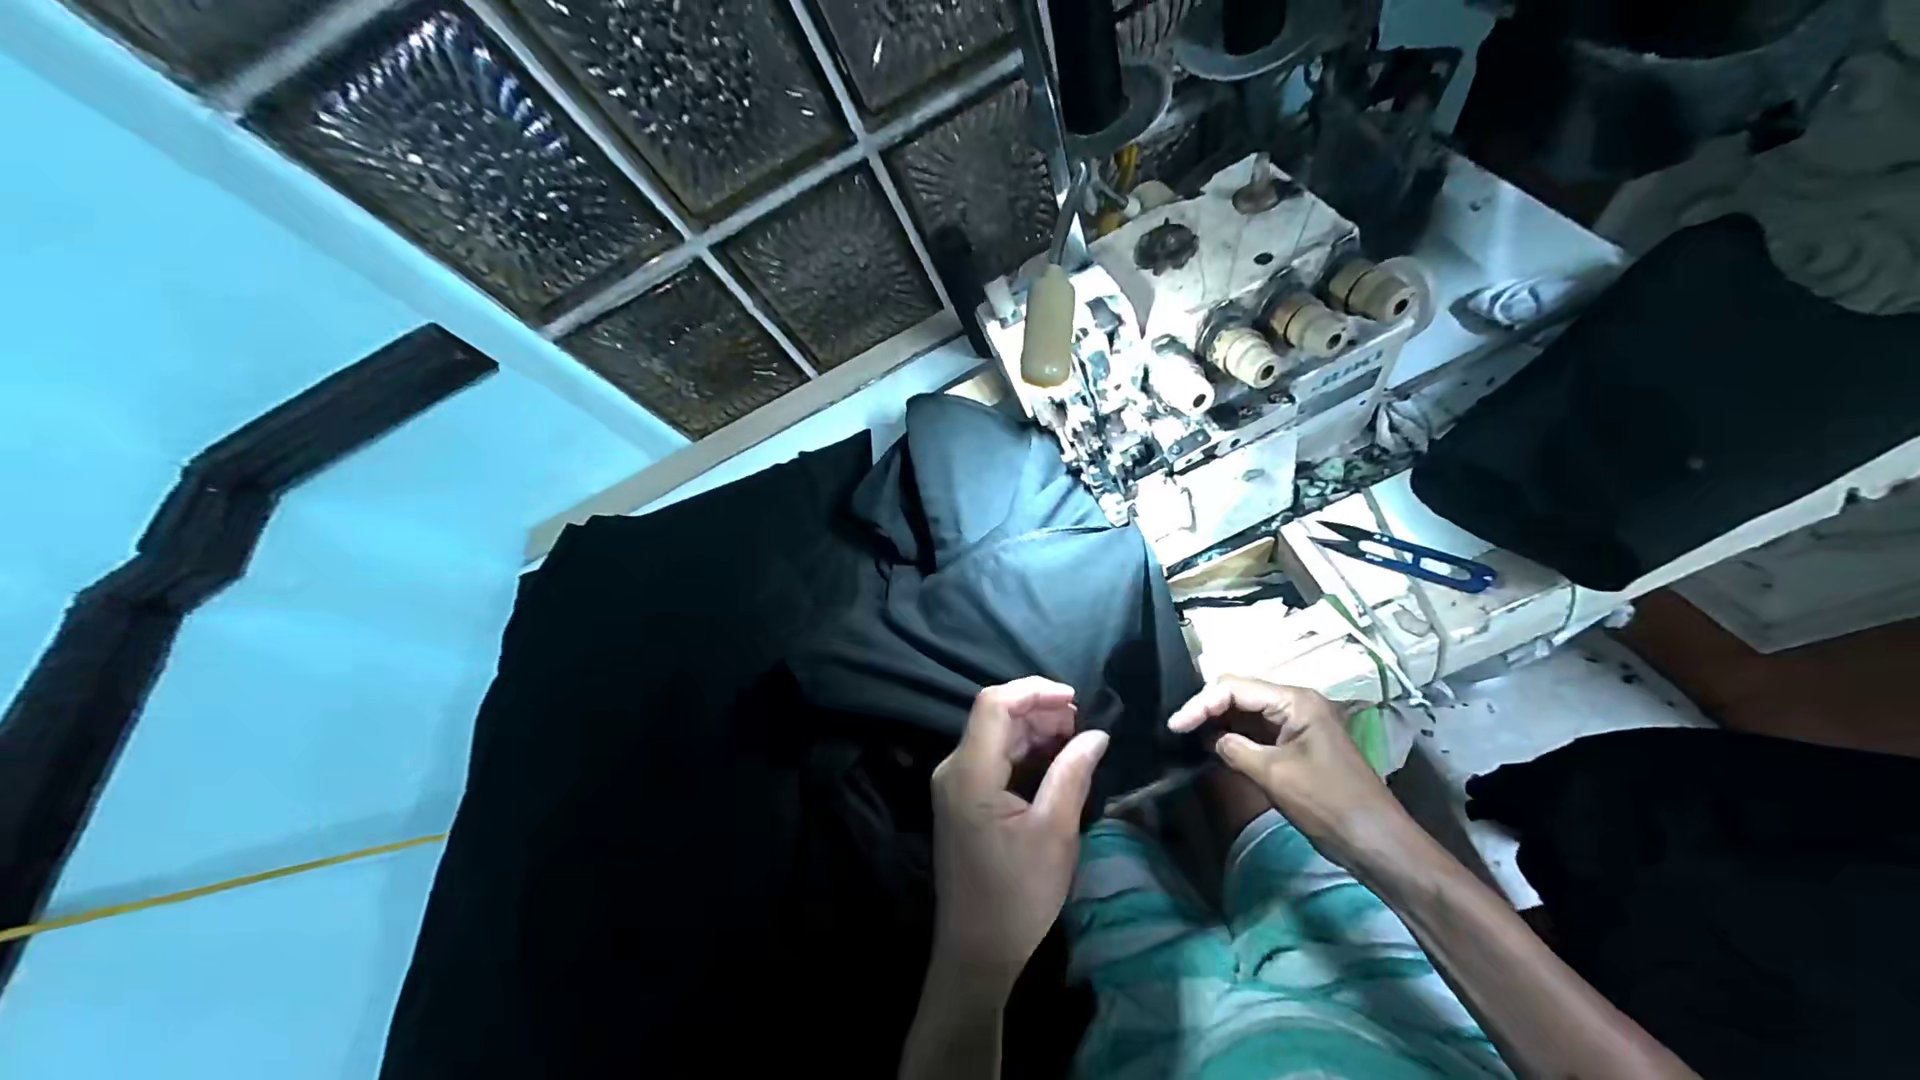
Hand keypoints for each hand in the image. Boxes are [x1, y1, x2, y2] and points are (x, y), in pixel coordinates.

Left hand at [927, 677, 1109, 995]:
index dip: (1034, 690)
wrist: (976, 950)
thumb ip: (1072, 774)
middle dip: (1040, 710)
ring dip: (1034, 729)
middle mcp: (954, 768)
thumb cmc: (1017, 895)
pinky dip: (1024, 750)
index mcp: (969, 773)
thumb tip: (1096, 734)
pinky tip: (1055, 759)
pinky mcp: (962, 797)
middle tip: (1082, 725)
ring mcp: (955, 783)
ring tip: (1075, 739)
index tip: (1075, 699)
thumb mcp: (1054, 833)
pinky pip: (993, 757)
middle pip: (995, 715)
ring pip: (995, 734)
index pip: (994, 704)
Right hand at [1168, 677, 1414, 873]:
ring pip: (1245, 711)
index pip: (1234, 688)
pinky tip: (1213, 744)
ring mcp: (1298, 723)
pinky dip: (1234, 735)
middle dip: (1206, 707)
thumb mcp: (1273, 775)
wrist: (1377, 842)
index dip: (1200, 704)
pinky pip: (1256, 729)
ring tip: (1187, 734)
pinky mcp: (1296, 742)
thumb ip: (1234, 748)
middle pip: (1239, 693)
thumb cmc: (1328, 804)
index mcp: (1296, 701)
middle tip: (1178, 728)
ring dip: (1218, 721)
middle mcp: (1296, 703)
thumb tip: (1209, 738)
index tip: (1174, 726)